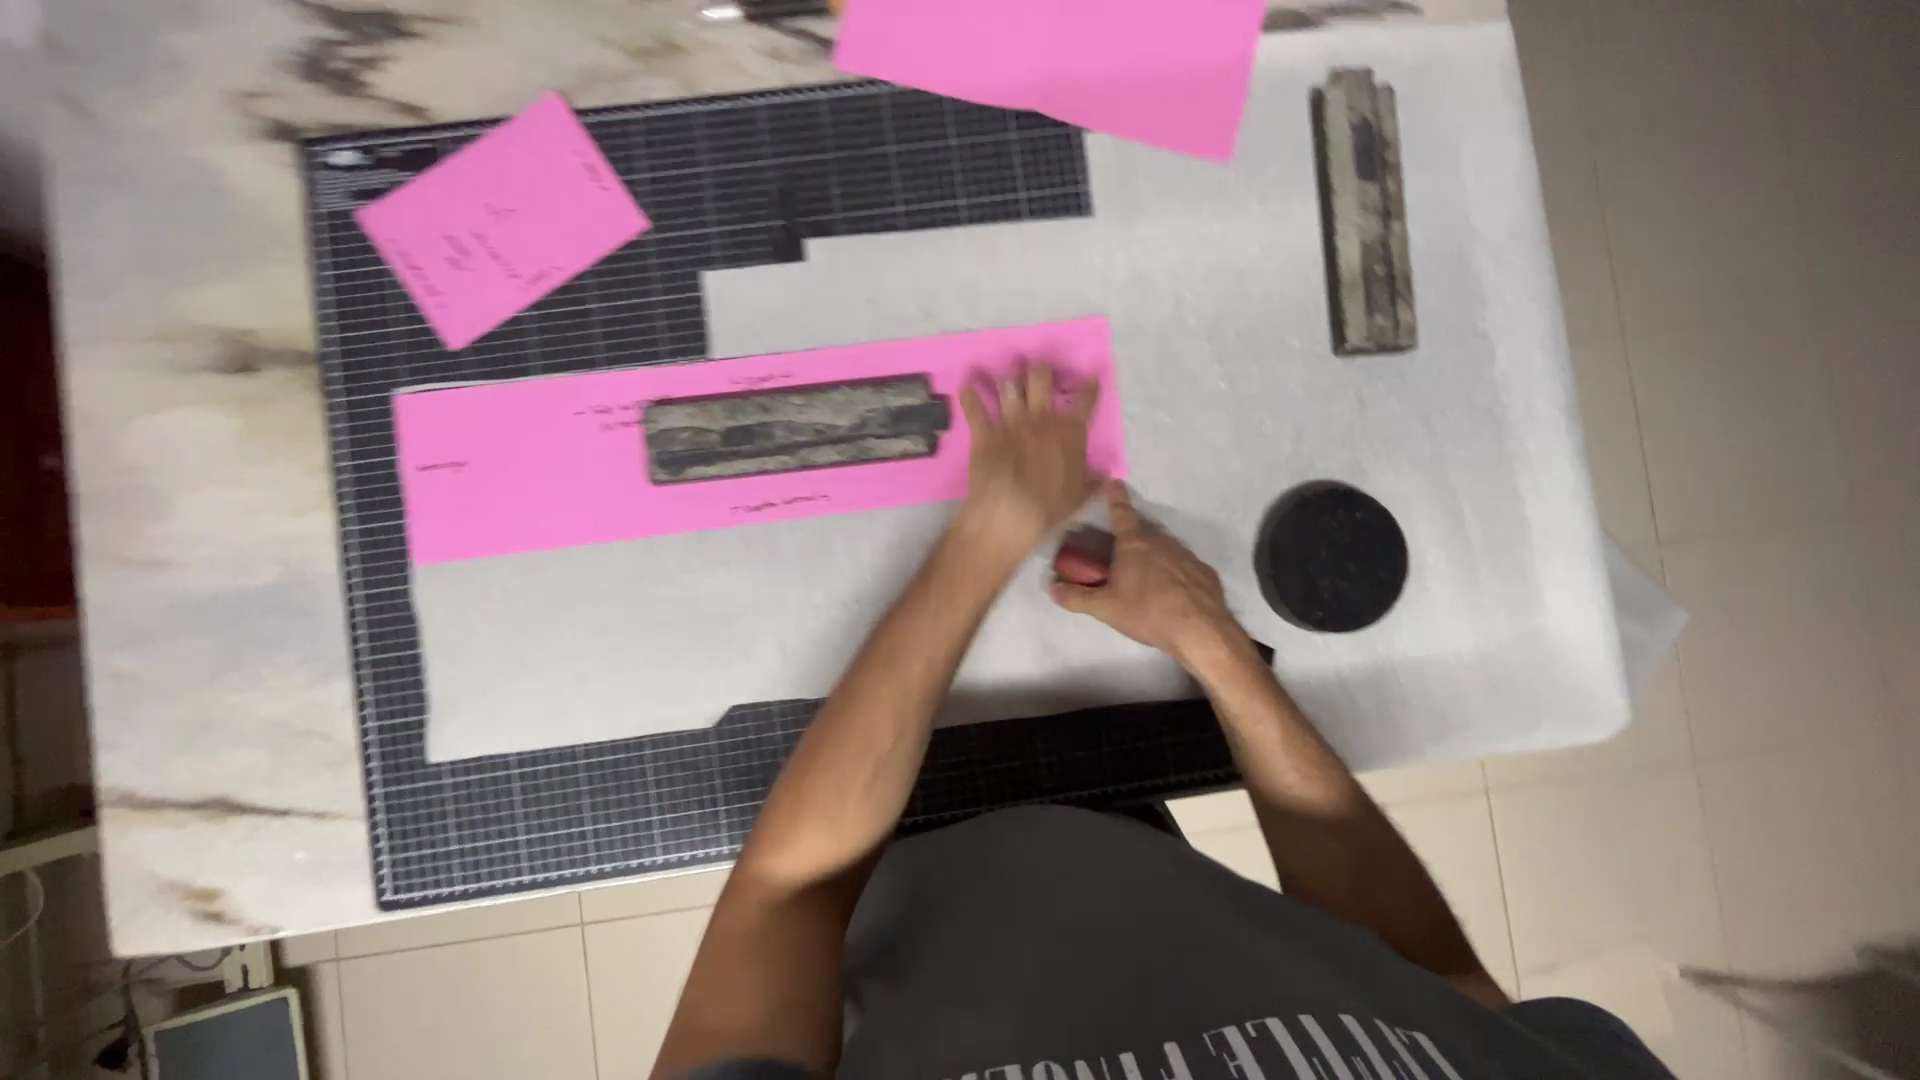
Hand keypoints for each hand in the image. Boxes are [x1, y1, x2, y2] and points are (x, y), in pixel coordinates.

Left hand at [954, 361, 1100, 557]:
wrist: (1010, 512)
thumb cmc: (1049, 506)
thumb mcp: (1079, 495)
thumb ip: (1092, 480)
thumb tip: (1105, 476)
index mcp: (1069, 431)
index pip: (1085, 400)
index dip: (1089, 387)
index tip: (1091, 378)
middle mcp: (1041, 418)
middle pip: (1041, 377)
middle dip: (1040, 368)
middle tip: (1038, 367)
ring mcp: (1010, 421)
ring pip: (1009, 386)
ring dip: (1008, 377)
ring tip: (1008, 373)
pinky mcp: (985, 432)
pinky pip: (975, 406)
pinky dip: (969, 392)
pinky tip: (967, 381)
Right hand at [1050, 481, 1253, 670]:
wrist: (1200, 631)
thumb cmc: (1147, 612)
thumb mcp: (1105, 608)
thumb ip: (1077, 597)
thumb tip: (1053, 589)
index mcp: (1135, 545)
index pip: (1121, 514)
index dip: (1115, 498)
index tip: (1114, 481)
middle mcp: (1162, 542)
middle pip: (1143, 536)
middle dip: (1133, 542)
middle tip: (1123, 557)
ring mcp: (1187, 556)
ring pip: (1165, 551)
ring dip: (1155, 560)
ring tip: (1148, 582)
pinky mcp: (1205, 573)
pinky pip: (1185, 569)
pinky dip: (1176, 576)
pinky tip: (1174, 595)